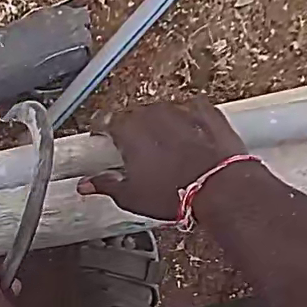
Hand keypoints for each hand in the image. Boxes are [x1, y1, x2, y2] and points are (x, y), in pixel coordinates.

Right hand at [77, 98, 249, 219]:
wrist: (220, 188)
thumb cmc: (176, 193)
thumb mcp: (131, 196)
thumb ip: (106, 184)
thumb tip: (87, 185)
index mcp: (129, 131)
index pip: (105, 120)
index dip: (101, 129)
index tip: (101, 137)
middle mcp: (153, 114)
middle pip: (134, 114)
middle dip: (131, 128)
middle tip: (133, 149)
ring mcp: (181, 110)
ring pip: (162, 111)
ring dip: (159, 124)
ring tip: (163, 146)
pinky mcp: (206, 112)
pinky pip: (191, 110)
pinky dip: (188, 120)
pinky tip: (190, 135)